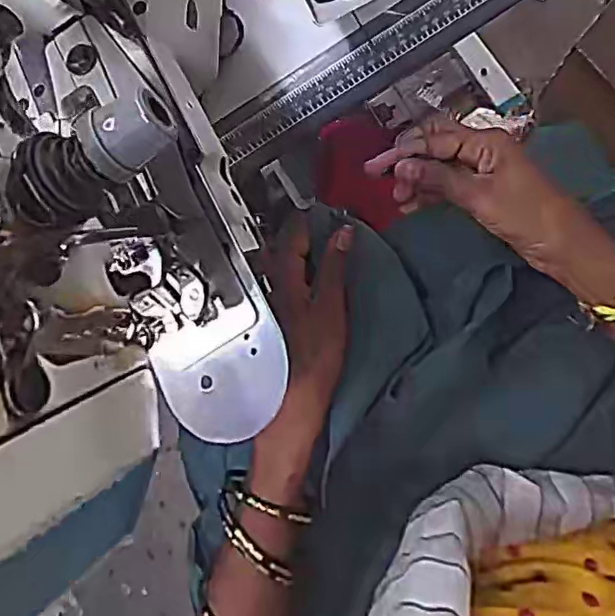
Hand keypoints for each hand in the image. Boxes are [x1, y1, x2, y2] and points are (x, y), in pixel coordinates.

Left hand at [252, 215, 353, 493]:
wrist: (295, 404)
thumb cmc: (314, 358)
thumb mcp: (332, 307)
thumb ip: (336, 267)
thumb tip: (343, 233)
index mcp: (282, 278)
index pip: (292, 234)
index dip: (310, 219)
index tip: (329, 211)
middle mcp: (271, 287)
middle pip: (283, 247)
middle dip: (303, 232)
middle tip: (327, 224)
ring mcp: (272, 304)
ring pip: (283, 265)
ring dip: (301, 252)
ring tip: (323, 247)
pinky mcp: (277, 320)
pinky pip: (287, 283)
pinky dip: (301, 272)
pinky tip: (314, 280)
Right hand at [363, 114, 614, 289]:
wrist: (567, 247)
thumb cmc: (531, 217)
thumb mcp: (479, 196)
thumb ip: (438, 179)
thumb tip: (403, 166)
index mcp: (487, 141)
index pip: (435, 139)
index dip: (404, 152)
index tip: (378, 166)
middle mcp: (484, 149)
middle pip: (435, 147)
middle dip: (407, 161)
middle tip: (379, 176)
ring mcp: (484, 169)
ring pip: (440, 166)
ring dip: (417, 179)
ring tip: (397, 197)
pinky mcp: (485, 189)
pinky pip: (449, 184)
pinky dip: (430, 192)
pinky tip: (413, 203)